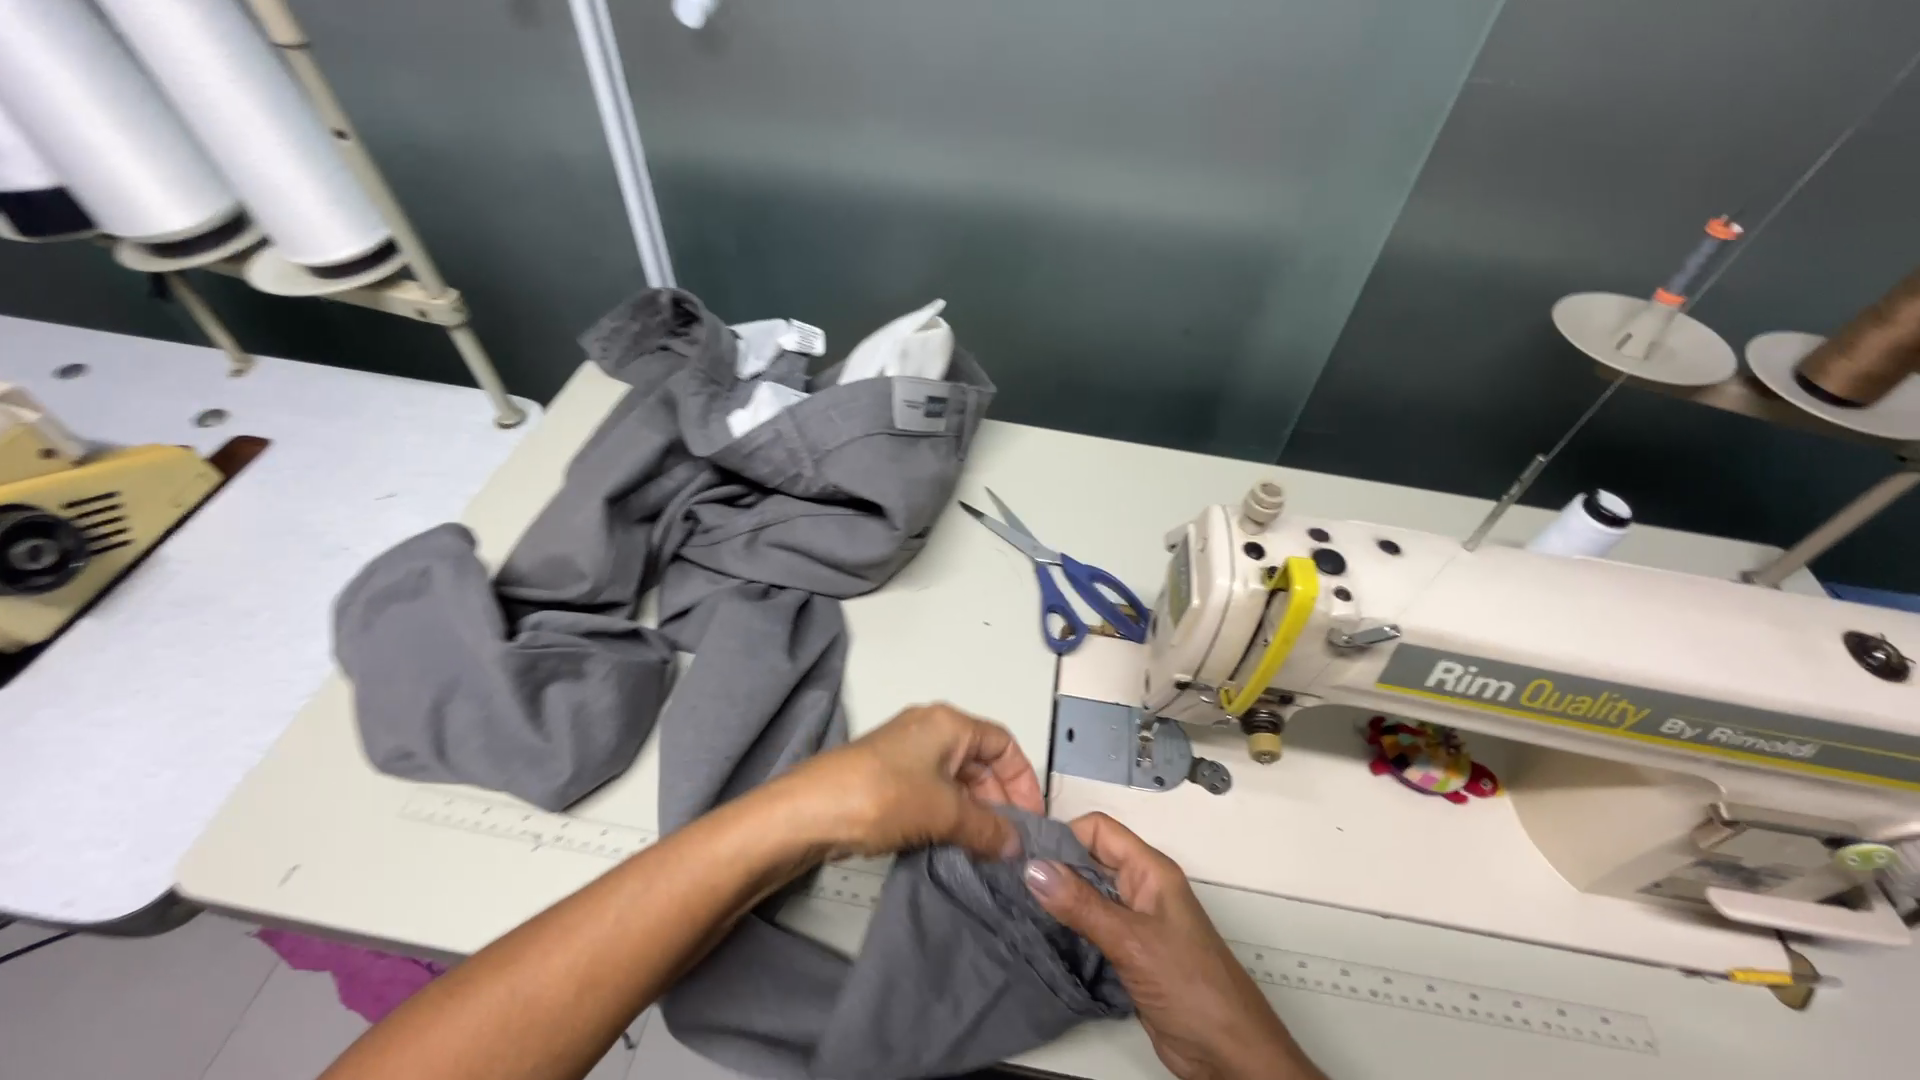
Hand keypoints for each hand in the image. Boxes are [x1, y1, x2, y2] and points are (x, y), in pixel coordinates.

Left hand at [775, 703, 1044, 859]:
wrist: (810, 812)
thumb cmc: (885, 796)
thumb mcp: (946, 812)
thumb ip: (988, 828)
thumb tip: (1017, 845)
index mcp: (949, 723)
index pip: (1003, 744)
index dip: (1023, 780)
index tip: (1030, 820)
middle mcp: (929, 728)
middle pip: (980, 761)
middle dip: (998, 800)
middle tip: (1008, 842)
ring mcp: (905, 752)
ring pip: (956, 780)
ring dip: (974, 812)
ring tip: (984, 849)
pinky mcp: (886, 776)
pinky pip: (932, 791)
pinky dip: (948, 815)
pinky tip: (952, 844)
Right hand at [1024, 814, 1324, 1079]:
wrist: (1229, 1054)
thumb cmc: (1193, 988)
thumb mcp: (1131, 941)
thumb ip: (1081, 905)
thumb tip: (1034, 868)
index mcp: (1151, 871)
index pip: (1099, 830)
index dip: (1063, 835)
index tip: (1024, 853)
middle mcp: (1142, 890)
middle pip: (1090, 858)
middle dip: (1054, 864)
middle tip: (1011, 878)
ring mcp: (1136, 922)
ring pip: (1088, 893)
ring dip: (1058, 897)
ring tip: (1018, 903)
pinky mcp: (1129, 953)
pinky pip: (1091, 925)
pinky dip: (1067, 925)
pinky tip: (1042, 933)